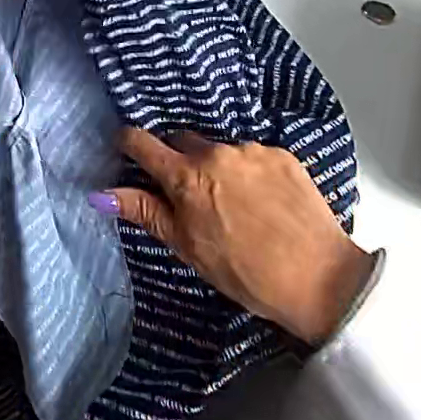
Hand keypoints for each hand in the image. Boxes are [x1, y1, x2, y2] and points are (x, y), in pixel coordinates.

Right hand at [94, 128, 371, 344]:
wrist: (318, 277)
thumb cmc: (244, 272)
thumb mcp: (188, 247)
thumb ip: (146, 212)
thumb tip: (101, 194)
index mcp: (188, 177)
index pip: (144, 143)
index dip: (129, 143)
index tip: (125, 148)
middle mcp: (217, 153)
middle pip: (183, 142)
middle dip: (179, 160)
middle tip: (189, 194)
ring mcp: (253, 151)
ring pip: (221, 151)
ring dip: (218, 168)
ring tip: (235, 205)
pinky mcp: (282, 155)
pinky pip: (253, 156)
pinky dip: (250, 172)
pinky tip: (263, 201)